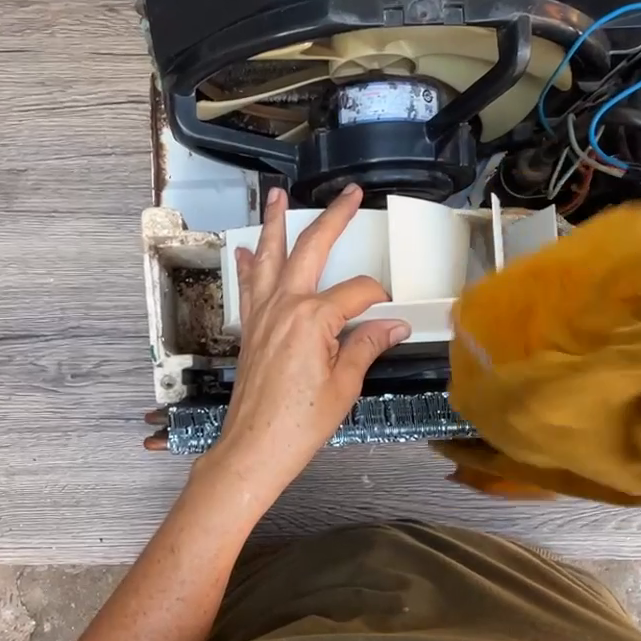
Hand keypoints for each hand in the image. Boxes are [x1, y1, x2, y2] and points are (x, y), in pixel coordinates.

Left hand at [207, 184, 409, 491]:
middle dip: (333, 218)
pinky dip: (249, 264)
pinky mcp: (251, 328)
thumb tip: (393, 326)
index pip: (357, 292)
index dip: (379, 299)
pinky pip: (249, 286)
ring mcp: (262, 314)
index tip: (390, 314)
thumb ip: (366, 346)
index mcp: (312, 318)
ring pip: (270, 257)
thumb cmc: (299, 423)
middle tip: (349, 194)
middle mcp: (284, 306)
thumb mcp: (344, 385)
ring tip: (278, 196)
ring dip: (276, 224)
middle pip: (311, 249)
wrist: (254, 447)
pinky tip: (247, 249)